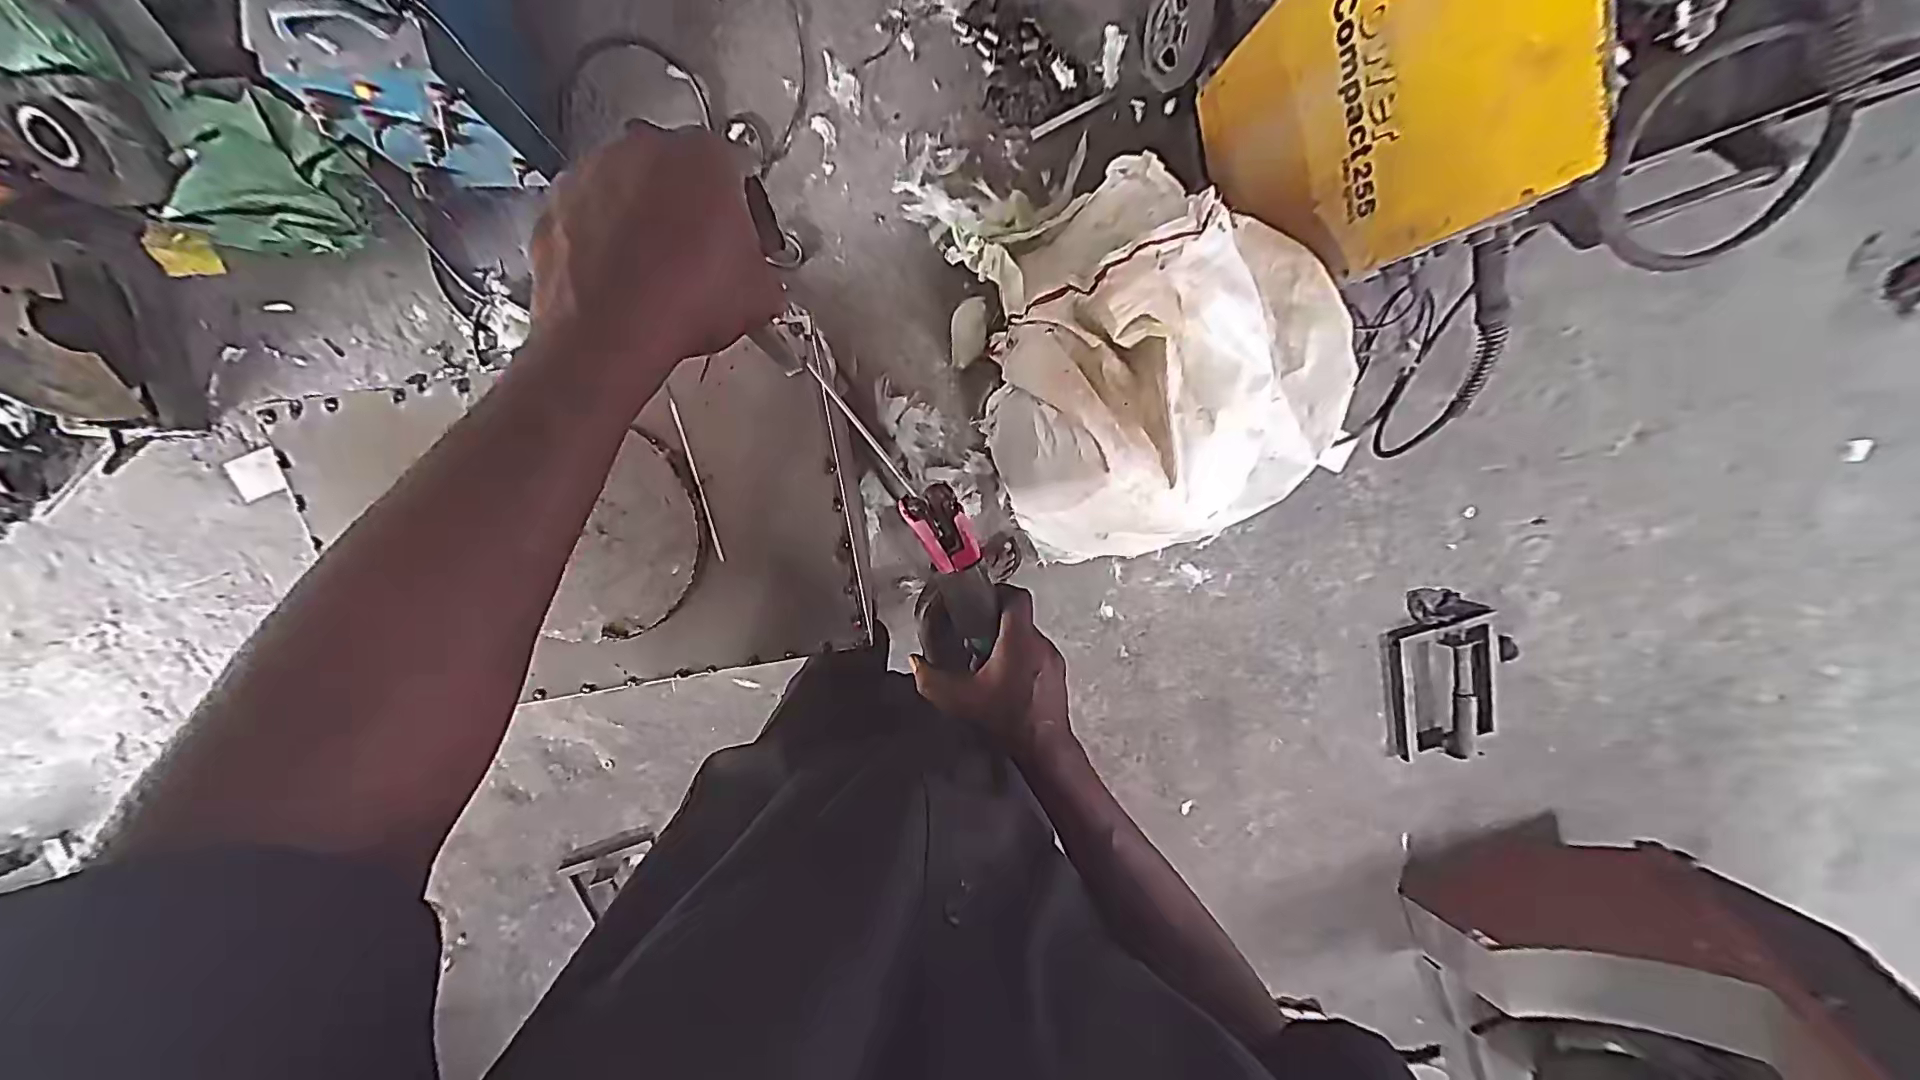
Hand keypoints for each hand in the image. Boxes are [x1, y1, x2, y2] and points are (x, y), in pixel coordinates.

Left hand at [531, 123, 783, 374]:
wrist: (612, 331)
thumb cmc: (680, 301)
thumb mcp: (759, 295)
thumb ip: (764, 274)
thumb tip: (760, 285)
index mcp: (704, 159)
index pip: (740, 172)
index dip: (750, 212)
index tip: (752, 238)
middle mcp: (645, 150)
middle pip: (681, 172)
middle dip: (696, 209)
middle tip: (710, 254)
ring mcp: (595, 171)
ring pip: (633, 188)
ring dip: (650, 221)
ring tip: (668, 272)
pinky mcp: (560, 203)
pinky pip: (594, 215)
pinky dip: (609, 239)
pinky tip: (630, 278)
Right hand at [912, 586, 1072, 764]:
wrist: (1044, 749)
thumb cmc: (1010, 721)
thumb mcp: (959, 699)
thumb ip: (931, 679)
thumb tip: (918, 664)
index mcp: (1019, 640)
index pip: (1016, 597)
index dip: (998, 592)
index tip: (982, 599)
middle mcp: (1039, 645)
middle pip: (1020, 618)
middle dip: (996, 623)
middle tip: (976, 635)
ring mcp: (1052, 661)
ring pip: (1028, 639)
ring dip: (1008, 645)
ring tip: (987, 663)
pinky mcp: (1055, 677)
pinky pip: (1036, 657)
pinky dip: (1020, 662)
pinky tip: (1003, 683)